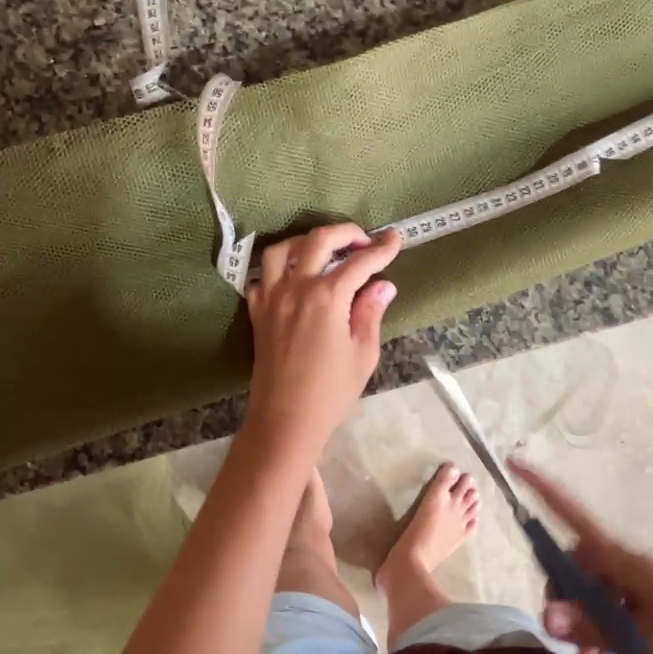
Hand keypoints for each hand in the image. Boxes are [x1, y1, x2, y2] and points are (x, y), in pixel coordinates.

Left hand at [244, 225, 402, 451]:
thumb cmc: (330, 392)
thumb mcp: (362, 353)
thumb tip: (382, 286)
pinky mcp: (257, 312)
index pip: (360, 262)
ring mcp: (272, 298)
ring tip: (325, 251)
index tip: (395, 238)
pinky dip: (277, 269)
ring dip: (306, 242)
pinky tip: (293, 278)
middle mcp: (296, 287)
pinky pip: (262, 277)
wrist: (284, 420)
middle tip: (364, 241)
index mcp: (327, 296)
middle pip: (319, 240)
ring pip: (282, 249)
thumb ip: (370, 312)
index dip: (381, 248)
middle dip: (346, 233)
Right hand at [509, 458, 652, 653]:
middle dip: (560, 597)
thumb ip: (591, 627)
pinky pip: (610, 611)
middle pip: (572, 565)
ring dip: (582, 624)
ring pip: (590, 594)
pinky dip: (601, 635)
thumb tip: (545, 615)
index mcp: (619, 557)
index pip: (570, 512)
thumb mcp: (641, 637)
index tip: (514, 461)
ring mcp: (637, 584)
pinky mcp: (649, 606)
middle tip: (565, 637)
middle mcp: (623, 563)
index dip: (541, 486)